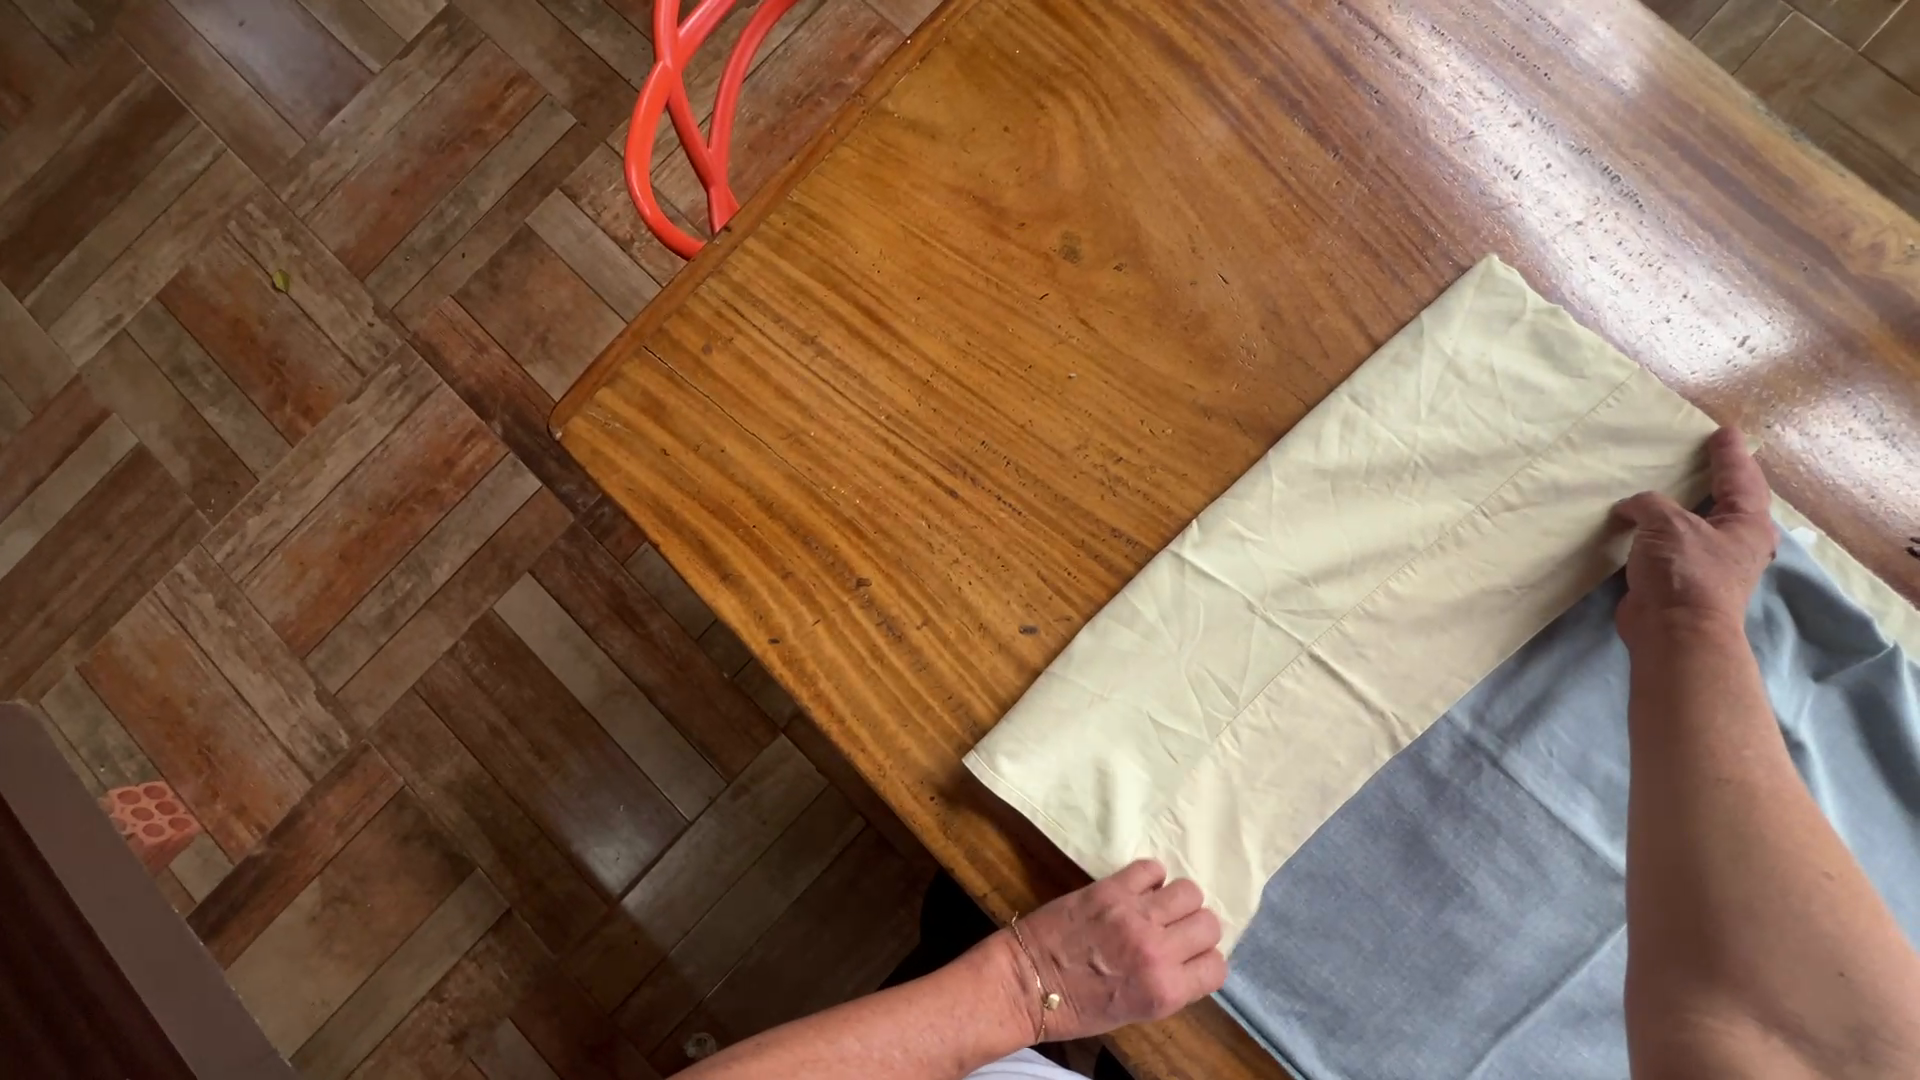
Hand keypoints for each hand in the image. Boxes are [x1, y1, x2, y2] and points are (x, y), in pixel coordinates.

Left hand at [992, 859, 1225, 1043]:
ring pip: (1188, 891)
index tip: (1189, 956)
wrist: (1028, 981)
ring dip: (1178, 899)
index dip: (1204, 959)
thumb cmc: (1078, 1008)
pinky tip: (1138, 887)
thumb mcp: (1136, 1012)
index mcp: (1165, 991)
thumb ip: (1168, 984)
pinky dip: (1150, 876)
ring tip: (1158, 905)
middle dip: (1195, 927)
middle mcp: (1157, 951)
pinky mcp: (1110, 889)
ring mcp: (1134, 915)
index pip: (1217, 965)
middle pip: (1209, 923)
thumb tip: (1186, 957)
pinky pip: (1150, 867)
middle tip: (1174, 929)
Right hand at [1613, 426, 1776, 645]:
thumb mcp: (1667, 524)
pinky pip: (1668, 544)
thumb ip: (1649, 504)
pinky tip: (1637, 527)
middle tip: (1700, 459)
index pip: (1740, 479)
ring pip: (1696, 525)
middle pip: (1726, 502)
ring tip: (1663, 492)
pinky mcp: (1680, 579)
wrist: (1674, 629)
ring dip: (1680, 509)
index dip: (1729, 454)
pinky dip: (1655, 532)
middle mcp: (1735, 542)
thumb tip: (1631, 507)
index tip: (1724, 432)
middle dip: (1715, 482)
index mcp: (1746, 524)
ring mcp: (1709, 562)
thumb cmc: (1683, 571)